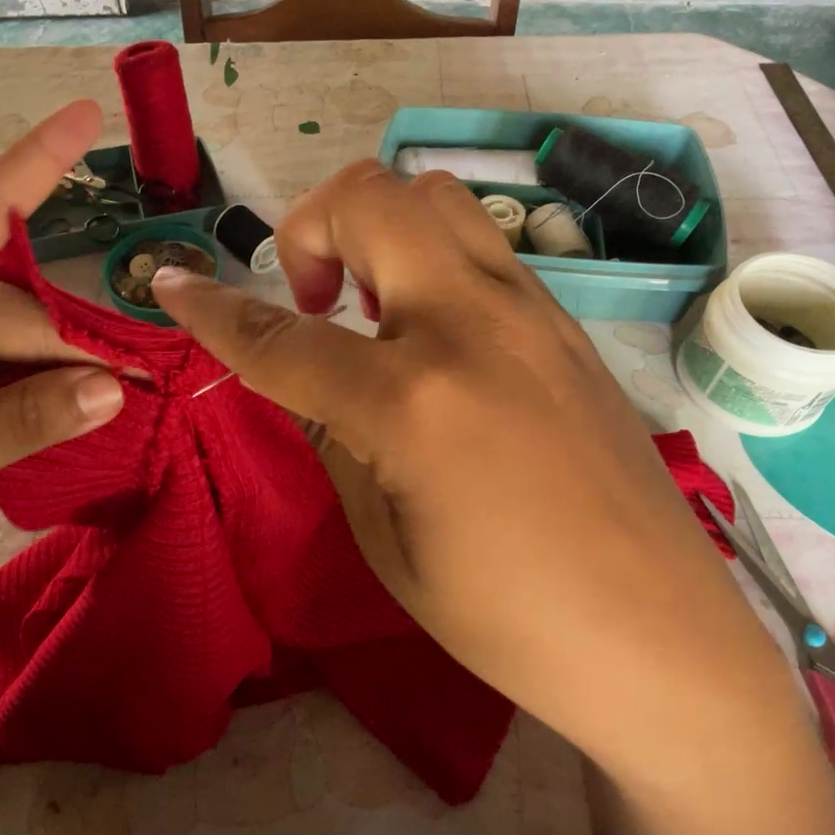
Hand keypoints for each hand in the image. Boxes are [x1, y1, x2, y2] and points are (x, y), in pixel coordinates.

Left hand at [0, 100, 122, 586]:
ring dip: (62, 379)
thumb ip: (16, 423)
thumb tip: (113, 392)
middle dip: (76, 351)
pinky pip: (8, 374)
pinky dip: (42, 397)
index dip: (34, 163)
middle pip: (20, 310)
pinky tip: (75, 420)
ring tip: (115, 412)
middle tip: (144, 390)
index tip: (87, 113)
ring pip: (22, 346)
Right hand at [148, 163, 834, 834]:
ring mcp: (533, 312)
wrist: (661, 636)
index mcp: (413, 399)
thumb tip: (314, 381)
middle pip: (369, 198)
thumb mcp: (386, 541)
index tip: (172, 284)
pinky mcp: (568, 323)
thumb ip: (337, 437)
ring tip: (373, 311)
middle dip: (309, 227)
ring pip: (435, 198)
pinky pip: (482, 248)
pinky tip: (435, 338)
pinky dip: (432, 260)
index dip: (212, 311)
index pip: (282, 336)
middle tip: (311, 301)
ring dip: (378, 230)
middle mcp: (473, 325)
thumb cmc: (510, 618)